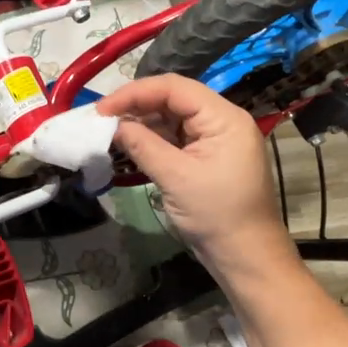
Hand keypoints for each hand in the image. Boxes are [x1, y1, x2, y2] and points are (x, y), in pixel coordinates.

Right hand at [99, 74, 296, 271]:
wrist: (246, 258)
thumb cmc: (217, 215)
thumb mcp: (175, 177)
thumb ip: (141, 144)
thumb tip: (111, 125)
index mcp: (224, 118)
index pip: (174, 87)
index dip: (135, 92)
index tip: (102, 109)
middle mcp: (221, 121)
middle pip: (173, 99)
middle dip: (136, 105)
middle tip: (101, 119)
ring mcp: (215, 140)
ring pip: (171, 117)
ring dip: (141, 122)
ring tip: (109, 131)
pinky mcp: (206, 157)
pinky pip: (175, 137)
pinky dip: (151, 139)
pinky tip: (128, 143)